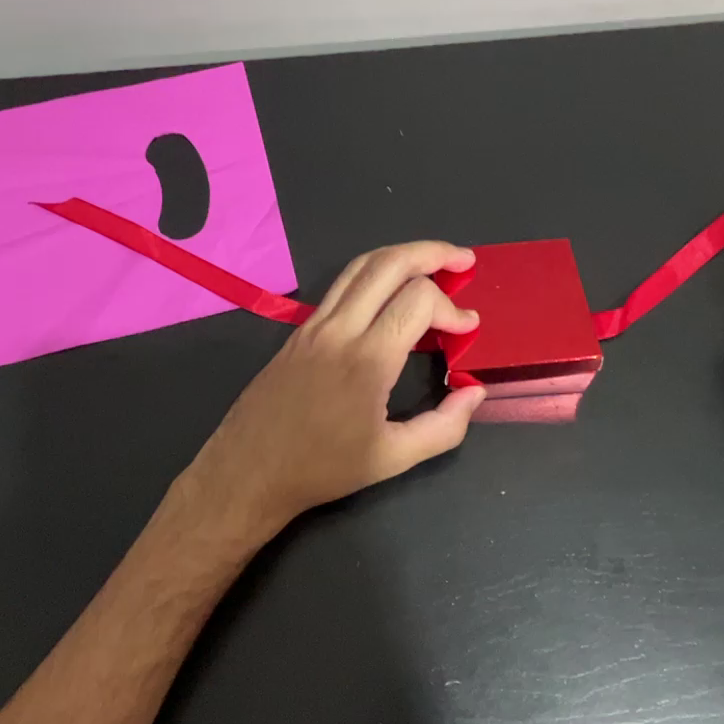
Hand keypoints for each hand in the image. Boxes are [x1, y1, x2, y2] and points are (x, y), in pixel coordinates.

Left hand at [172, 241, 486, 539]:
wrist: (249, 470)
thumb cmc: (322, 468)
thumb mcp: (392, 459)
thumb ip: (444, 427)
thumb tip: (475, 391)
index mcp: (367, 359)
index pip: (419, 300)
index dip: (453, 309)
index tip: (467, 330)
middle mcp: (340, 329)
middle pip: (389, 264)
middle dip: (432, 253)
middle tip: (464, 260)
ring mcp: (314, 325)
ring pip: (361, 266)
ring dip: (401, 255)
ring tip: (433, 259)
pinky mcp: (299, 330)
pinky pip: (341, 285)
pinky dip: (374, 273)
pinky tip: (390, 288)